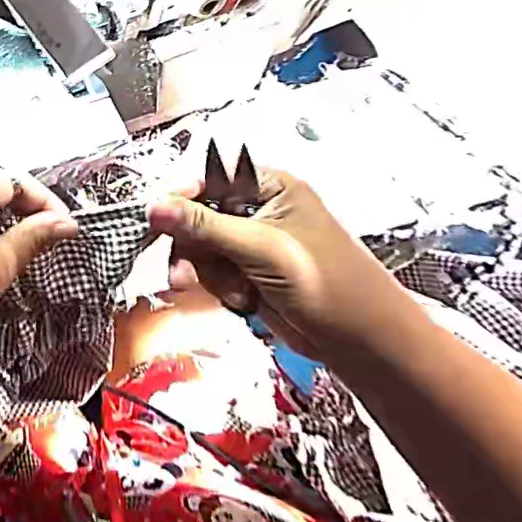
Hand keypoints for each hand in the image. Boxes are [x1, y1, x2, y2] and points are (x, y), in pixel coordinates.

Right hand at [147, 166, 421, 361]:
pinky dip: (219, 285)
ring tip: (230, 292)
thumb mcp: (260, 249)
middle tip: (183, 272)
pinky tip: (240, 298)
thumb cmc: (329, 284)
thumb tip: (155, 206)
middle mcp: (259, 208)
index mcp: (270, 186)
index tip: (156, 217)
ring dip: (206, 271)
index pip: (210, 177)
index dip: (181, 196)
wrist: (365, 344)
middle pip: (198, 214)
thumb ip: (204, 226)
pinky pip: (213, 269)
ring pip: (202, 246)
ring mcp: (254, 242)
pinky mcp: (250, 271)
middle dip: (192, 246)